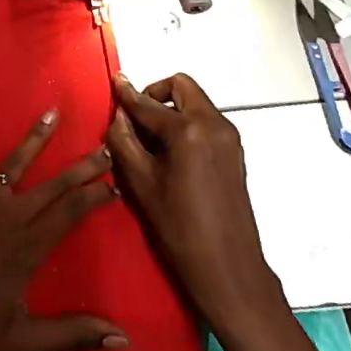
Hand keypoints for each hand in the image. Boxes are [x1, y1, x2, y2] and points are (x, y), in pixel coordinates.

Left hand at [0, 111, 122, 350]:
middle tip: (106, 147)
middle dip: (82, 165)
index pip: (73, 210)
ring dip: (35, 137)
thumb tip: (123, 338)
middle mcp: (8, 214)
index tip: (117, 186)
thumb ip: (74, 334)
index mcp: (28, 244)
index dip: (97, 196)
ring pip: (13, 161)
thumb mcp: (25, 345)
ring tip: (53, 113)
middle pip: (54, 183)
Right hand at [106, 74, 281, 323]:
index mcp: (189, 131)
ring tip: (150, 140)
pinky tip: (171, 152)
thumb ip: (125, 143)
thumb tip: (119, 116)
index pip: (150, 104)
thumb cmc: (180, 229)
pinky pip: (206, 120)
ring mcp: (229, 135)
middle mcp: (214, 123)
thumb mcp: (142, 185)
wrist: (227, 266)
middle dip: (156, 94)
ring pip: (195, 102)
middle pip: (181, 86)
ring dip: (172, 109)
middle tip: (136, 118)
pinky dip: (187, 123)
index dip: (128, 95)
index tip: (116, 83)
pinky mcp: (235, 149)